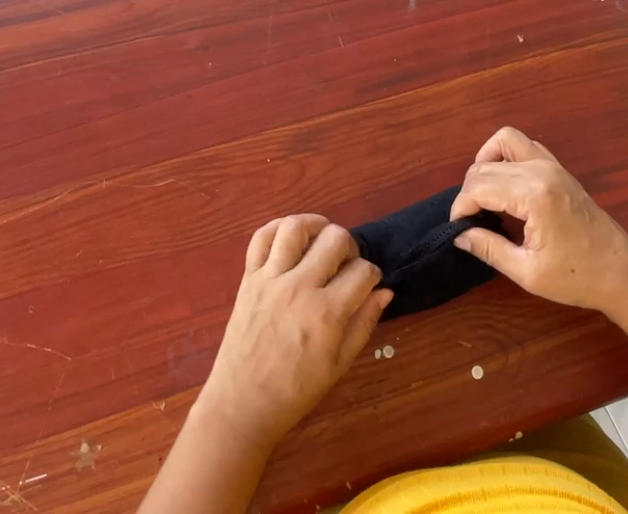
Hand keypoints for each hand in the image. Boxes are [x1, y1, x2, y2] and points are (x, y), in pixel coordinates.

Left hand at [194, 215, 392, 449]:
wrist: (243, 403)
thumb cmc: (296, 390)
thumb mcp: (340, 364)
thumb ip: (364, 322)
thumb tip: (384, 291)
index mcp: (327, 313)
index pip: (363, 271)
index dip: (372, 274)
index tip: (368, 283)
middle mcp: (299, 288)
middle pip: (335, 238)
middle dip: (350, 246)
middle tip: (346, 262)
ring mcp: (270, 279)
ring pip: (296, 227)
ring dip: (316, 224)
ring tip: (323, 236)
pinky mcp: (248, 278)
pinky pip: (260, 238)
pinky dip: (277, 227)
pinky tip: (292, 236)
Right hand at [450, 127, 627, 316]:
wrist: (623, 275)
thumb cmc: (577, 278)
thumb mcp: (527, 272)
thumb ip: (488, 248)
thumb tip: (458, 235)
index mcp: (533, 195)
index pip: (478, 186)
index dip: (460, 207)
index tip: (458, 229)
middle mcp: (541, 170)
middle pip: (484, 165)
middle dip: (469, 192)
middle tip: (471, 222)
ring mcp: (552, 165)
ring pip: (502, 142)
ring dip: (485, 166)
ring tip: (484, 198)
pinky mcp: (560, 169)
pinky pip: (524, 145)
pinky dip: (506, 156)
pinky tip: (505, 187)